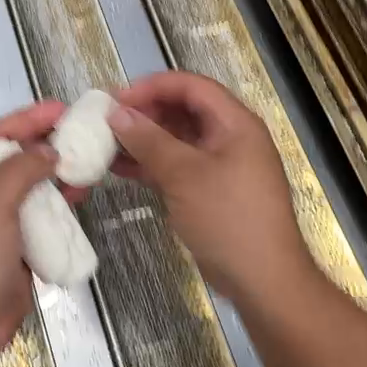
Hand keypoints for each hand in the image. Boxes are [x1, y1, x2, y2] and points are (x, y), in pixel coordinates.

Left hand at [0, 101, 65, 362]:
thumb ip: (22, 168)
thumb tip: (49, 150)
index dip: (25, 119)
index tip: (60, 108)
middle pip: (12, 158)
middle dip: (43, 143)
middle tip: (80, 131)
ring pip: (29, 187)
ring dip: (55, 173)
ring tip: (88, 158)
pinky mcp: (13, 247)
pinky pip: (38, 216)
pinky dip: (59, 204)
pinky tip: (81, 192)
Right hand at [109, 71, 313, 300]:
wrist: (262, 280)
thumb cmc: (228, 218)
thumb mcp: (183, 174)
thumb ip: (148, 140)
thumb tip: (115, 112)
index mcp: (235, 124)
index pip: (190, 86)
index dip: (152, 86)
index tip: (115, 99)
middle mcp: (229, 138)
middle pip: (182, 110)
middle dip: (143, 112)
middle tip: (106, 121)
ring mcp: (219, 166)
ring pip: (175, 138)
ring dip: (141, 139)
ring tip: (105, 143)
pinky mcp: (208, 190)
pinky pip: (175, 165)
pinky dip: (148, 164)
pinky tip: (118, 169)